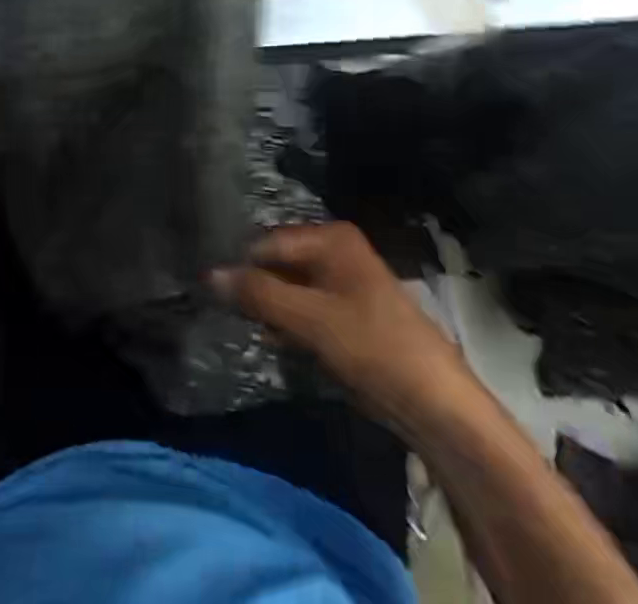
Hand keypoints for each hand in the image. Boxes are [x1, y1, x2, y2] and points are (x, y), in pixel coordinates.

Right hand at [213, 222, 474, 431]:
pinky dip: (285, 323)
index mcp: (331, 238)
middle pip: (276, 263)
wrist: (429, 398)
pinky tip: (273, 341)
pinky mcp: (341, 313)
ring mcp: (339, 282)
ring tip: (245, 327)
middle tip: (223, 312)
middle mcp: (334, 251)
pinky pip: (300, 309)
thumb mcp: (309, 318)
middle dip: (252, 288)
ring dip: (267, 309)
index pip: (266, 243)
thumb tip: (208, 274)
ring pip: (286, 288)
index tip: (209, 293)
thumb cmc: (371, 346)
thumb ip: (258, 294)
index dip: (239, 267)